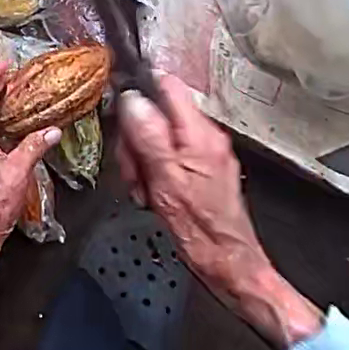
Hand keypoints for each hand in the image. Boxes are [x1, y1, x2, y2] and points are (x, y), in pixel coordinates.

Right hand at [115, 74, 322, 349]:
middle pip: (156, 112)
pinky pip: (166, 154)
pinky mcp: (200, 167)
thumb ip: (147, 136)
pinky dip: (151, 170)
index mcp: (198, 133)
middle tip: (132, 169)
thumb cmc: (199, 228)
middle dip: (134, 138)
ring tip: (143, 187)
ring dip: (139, 158)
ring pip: (156, 135)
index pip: (168, 85)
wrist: (228, 264)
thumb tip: (131, 99)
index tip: (119, 106)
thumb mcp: (165, 180)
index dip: (140, 88)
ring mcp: (204, 151)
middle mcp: (205, 136)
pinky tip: (151, 192)